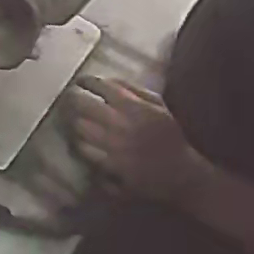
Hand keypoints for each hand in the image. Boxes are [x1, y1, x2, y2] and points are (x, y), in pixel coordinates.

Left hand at [65, 77, 214, 202]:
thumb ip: (132, 89)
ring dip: (75, 125)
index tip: (80, 82)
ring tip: (76, 123)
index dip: (86, 81)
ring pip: (78, 130)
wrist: (181, 174)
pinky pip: (85, 154)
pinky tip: (84, 144)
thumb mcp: (158, 106)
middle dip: (73, 101)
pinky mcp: (111, 168)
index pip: (100, 86)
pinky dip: (82, 148)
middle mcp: (120, 125)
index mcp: (133, 107)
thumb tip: (107, 79)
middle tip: (72, 101)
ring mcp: (114, 148)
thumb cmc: (168, 136)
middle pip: (82, 106)